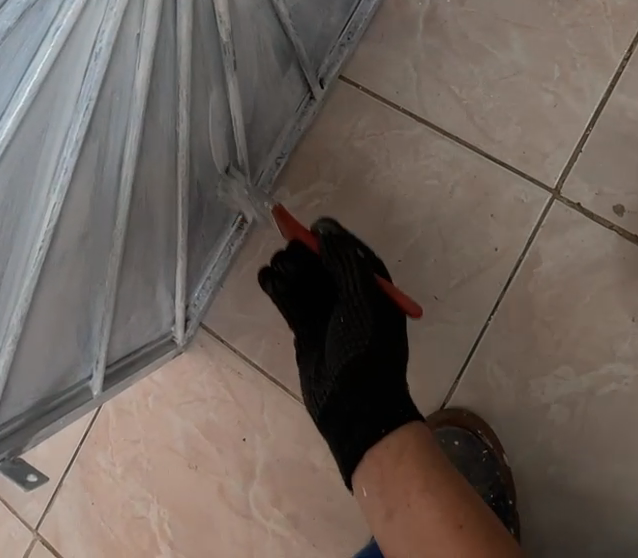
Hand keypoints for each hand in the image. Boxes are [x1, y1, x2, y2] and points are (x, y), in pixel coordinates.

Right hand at [257, 217, 421, 488]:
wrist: (357, 408)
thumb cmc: (367, 349)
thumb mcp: (363, 300)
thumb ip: (344, 261)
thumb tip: (323, 229)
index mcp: (369, 280)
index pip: (342, 244)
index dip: (322, 234)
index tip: (303, 231)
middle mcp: (347, 290)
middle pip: (316, 257)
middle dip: (301, 252)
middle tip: (290, 258)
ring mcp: (324, 309)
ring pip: (299, 274)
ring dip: (286, 267)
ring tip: (278, 274)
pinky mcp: (304, 326)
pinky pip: (287, 296)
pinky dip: (275, 285)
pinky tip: (267, 279)